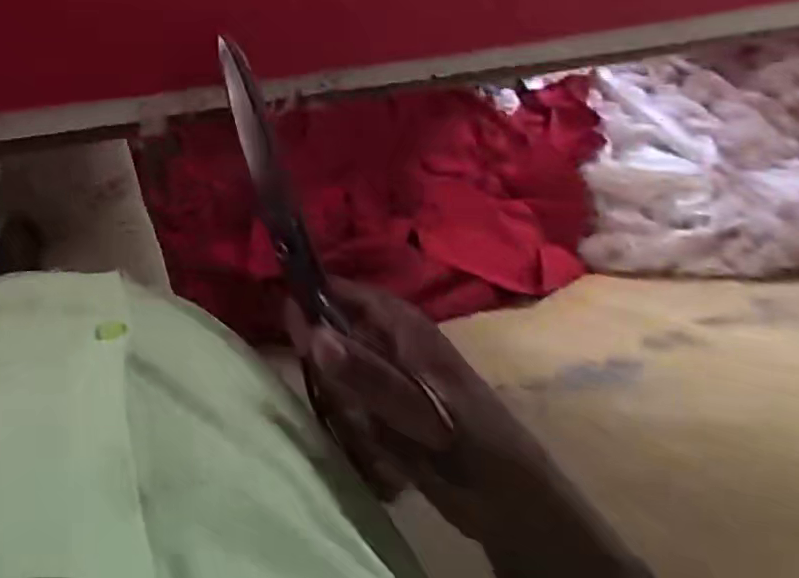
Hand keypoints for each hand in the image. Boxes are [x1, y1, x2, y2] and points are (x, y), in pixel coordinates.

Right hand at [287, 280, 649, 577]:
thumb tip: (311, 332)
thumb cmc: (473, 446)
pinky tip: (374, 450)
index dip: (308, 292)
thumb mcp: (420, 411)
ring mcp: (383, 374)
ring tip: (371, 436)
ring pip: (332, 372)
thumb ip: (366, 374)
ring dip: (341, 406)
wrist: (515, 510)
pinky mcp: (381, 406)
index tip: (283, 313)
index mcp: (401, 323)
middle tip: (347, 405)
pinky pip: (342, 403)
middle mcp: (387, 340)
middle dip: (326, 369)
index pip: (341, 288)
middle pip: (328, 332)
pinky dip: (349, 426)